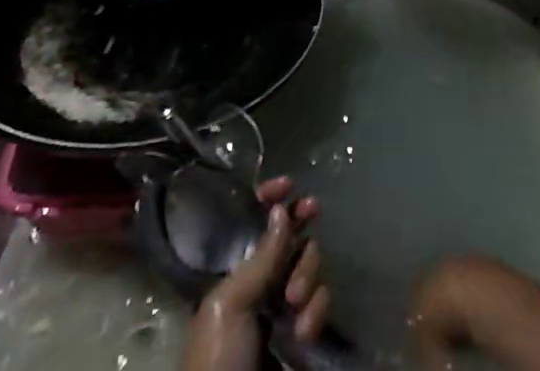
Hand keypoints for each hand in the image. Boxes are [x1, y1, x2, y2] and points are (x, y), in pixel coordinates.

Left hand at [181, 176, 328, 370]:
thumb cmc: (218, 358)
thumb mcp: (231, 305)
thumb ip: (262, 257)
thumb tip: (282, 209)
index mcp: (234, 271)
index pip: (254, 224)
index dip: (270, 199)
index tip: (289, 184)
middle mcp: (261, 281)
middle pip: (291, 237)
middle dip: (300, 235)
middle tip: (311, 214)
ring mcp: (284, 305)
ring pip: (310, 266)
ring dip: (307, 277)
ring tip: (295, 306)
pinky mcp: (305, 329)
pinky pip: (321, 300)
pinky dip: (317, 310)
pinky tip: (305, 331)